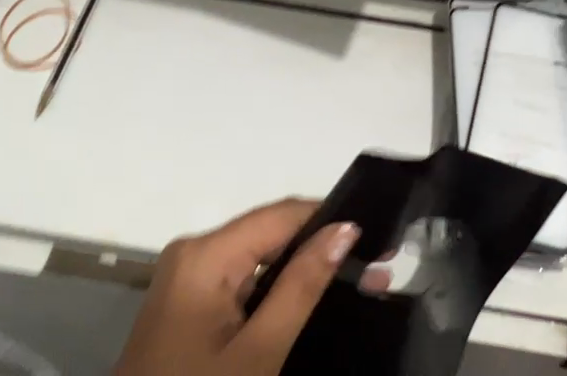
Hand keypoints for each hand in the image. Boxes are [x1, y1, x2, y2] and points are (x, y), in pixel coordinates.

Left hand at [116, 198, 378, 375]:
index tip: (379, 240)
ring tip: (358, 282)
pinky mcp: (188, 299)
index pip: (282, 215)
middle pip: (271, 232)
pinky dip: (277, 287)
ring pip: (260, 255)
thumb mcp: (259, 351)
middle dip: (323, 247)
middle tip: (377, 269)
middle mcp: (194, 251)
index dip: (332, 221)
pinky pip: (243, 277)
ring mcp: (188, 275)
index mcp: (206, 254)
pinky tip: (311, 299)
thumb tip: (345, 229)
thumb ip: (302, 286)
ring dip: (304, 268)